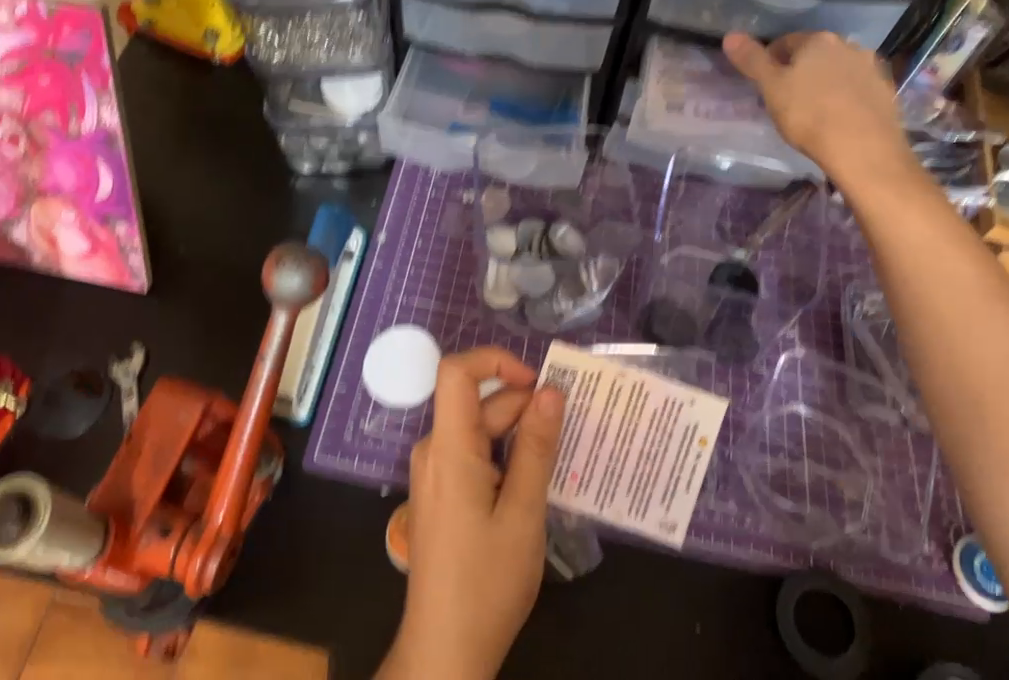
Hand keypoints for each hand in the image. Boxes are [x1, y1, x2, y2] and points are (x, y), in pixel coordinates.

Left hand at [378, 348, 565, 679]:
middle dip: (523, 406)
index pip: (456, 372)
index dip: (496, 361)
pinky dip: (506, 457)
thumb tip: (551, 391)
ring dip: (519, 434)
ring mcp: (435, 474)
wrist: (446, 646)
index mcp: (448, 448)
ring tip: (564, 456)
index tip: (539, 384)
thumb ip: (537, 449)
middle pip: (477, 404)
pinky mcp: (442, 494)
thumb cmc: (487, 582)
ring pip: (479, 431)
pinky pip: (474, 456)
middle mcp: (434, 451)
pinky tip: (538, 482)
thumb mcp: (524, 514)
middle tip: (573, 428)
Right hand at [722, 31, 913, 183]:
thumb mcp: (771, 88)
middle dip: (800, 70)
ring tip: (813, 110)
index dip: (770, 61)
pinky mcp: (886, 92)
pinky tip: (838, 118)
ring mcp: (872, 68)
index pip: (785, 42)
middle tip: (786, 98)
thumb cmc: (809, 115)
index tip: (765, 85)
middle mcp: (848, 45)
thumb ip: (751, 60)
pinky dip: (845, 96)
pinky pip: (857, 88)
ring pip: (838, 70)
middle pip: (815, 54)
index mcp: (818, 40)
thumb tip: (730, 35)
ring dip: (825, 82)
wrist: (864, 149)